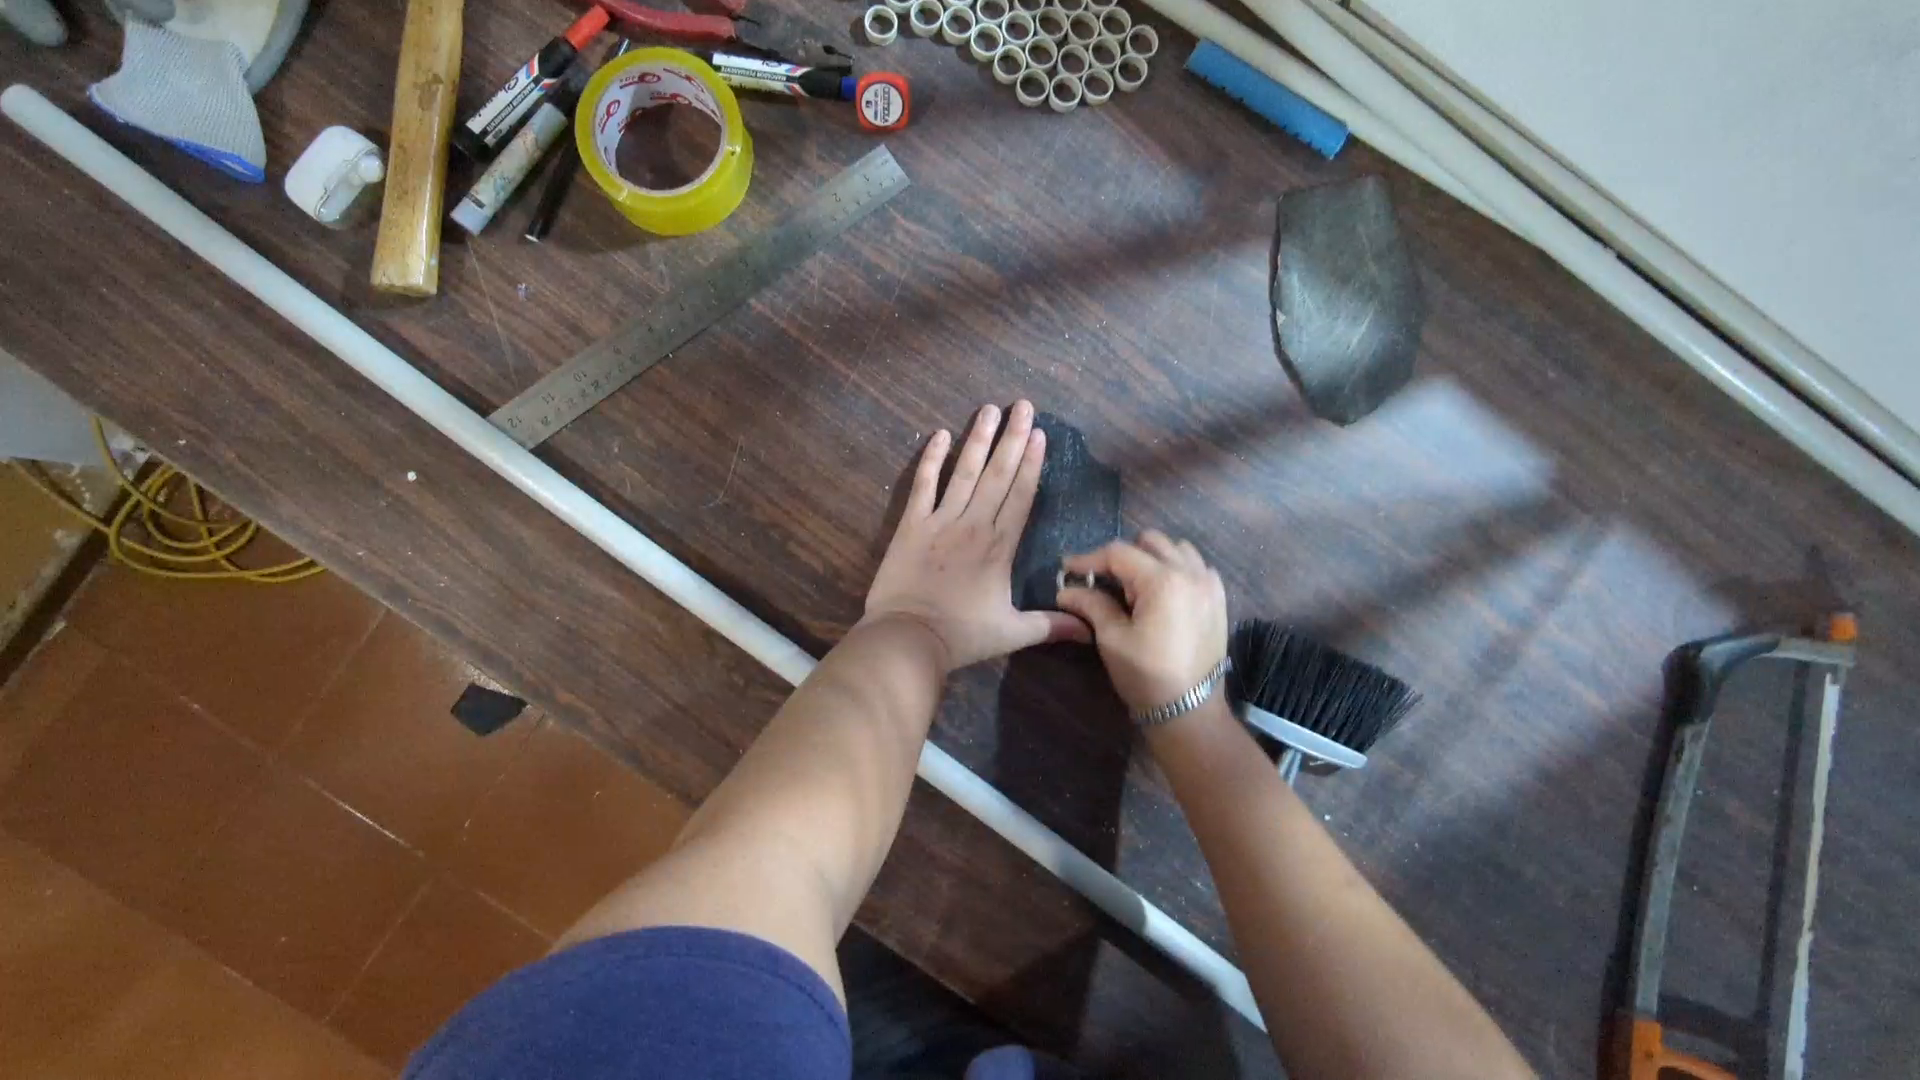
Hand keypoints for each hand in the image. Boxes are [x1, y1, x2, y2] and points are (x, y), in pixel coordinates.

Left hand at [862, 401, 1091, 671]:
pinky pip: (924, 485)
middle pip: (998, 474)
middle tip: (1022, 405)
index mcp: (1000, 546)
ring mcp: (941, 521)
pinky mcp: (911, 525)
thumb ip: (1051, 625)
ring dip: (978, 439)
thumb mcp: (1012, 632)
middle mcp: (974, 524)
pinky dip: (932, 459)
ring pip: (965, 472)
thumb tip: (1090, 630)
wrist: (908, 638)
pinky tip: (940, 435)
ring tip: (989, 409)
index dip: (1031, 462)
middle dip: (1012, 438)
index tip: (1039, 434)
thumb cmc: (962, 636)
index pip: (1021, 494)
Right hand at [1055, 532, 1227, 712]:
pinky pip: (1197, 567)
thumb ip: (1092, 604)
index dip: (1089, 558)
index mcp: (1163, 581)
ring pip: (1176, 549)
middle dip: (1122, 556)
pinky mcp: (1219, 599)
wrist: (1191, 711)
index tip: (1067, 568)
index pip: (1119, 553)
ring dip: (1152, 559)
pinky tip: (1164, 594)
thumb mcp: (1112, 639)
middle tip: (1105, 582)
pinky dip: (1177, 570)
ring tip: (1137, 587)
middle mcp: (1191, 573)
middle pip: (1150, 541)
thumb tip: (1066, 589)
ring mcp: (1210, 585)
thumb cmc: (1146, 676)